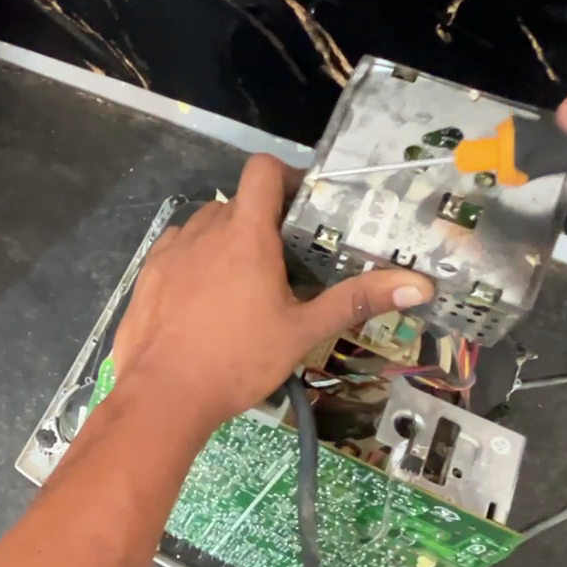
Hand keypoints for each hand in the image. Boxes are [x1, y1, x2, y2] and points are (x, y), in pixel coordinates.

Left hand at [108, 154, 433, 432]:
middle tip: (279, 264)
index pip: (262, 170)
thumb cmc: (237, 361)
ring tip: (239, 285)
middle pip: (235, 203)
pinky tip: (200, 300)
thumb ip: (356, 301)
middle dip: (258, 222)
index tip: (301, 208)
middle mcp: (204, 231)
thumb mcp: (302, 332)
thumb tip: (421, 285)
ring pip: (202, 227)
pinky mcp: (145, 276)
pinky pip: (175, 251)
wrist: (162, 395)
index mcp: (245, 235)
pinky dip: (192, 262)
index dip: (284, 177)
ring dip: (223, 242)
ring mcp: (169, 252)